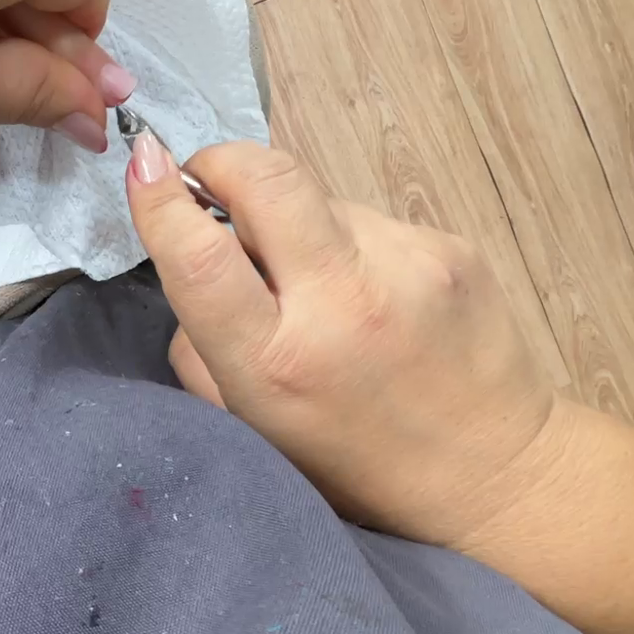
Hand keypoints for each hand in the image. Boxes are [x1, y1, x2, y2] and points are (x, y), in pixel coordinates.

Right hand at [124, 135, 633, 633]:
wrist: (490, 473)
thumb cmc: (345, 466)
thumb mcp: (247, 427)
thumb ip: (203, 350)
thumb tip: (195, 279)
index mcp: (277, 363)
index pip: (203, 258)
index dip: (162, 203)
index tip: (142, 160)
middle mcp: (342, 302)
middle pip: (267, 178)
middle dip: (220, 161)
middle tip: (203, 178)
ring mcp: (409, 264)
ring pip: (317, 200)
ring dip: (287, 221)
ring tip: (307, 278)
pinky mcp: (453, 246)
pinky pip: (365, 221)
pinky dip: (341, 243)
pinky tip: (365, 293)